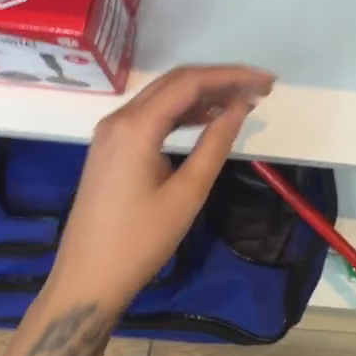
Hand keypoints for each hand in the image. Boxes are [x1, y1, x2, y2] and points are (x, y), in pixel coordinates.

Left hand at [52, 64, 276, 305]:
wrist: (88, 278)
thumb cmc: (140, 241)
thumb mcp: (187, 194)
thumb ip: (215, 144)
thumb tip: (240, 107)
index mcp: (135, 127)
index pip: (190, 83)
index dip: (232, 76)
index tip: (267, 82)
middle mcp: (119, 119)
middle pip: (176, 82)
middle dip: (220, 80)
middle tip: (261, 89)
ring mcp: (112, 132)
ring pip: (164, 97)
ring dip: (203, 94)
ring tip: (243, 102)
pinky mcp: (112, 147)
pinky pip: (152, 115)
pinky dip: (183, 112)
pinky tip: (210, 119)